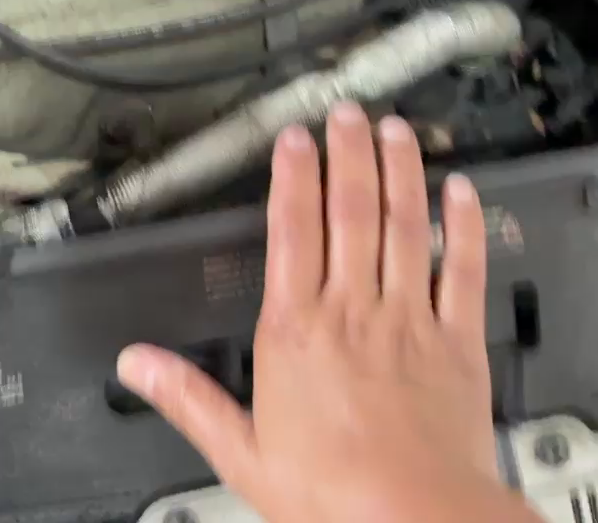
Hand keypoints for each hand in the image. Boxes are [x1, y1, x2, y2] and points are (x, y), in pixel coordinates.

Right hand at [117, 102, 540, 522]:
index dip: (293, 175)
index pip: (293, 228)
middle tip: (346, 112)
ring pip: (404, 228)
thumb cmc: (334, 492)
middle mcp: (352, 309)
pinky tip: (463, 193)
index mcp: (297, 326)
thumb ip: (185, 396)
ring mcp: (409, 321)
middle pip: (351, 212)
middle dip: (347, 155)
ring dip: (399, 173)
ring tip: (395, 131)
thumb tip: (133, 362)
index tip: (293, 138)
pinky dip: (464, 229)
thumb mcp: (240, 449)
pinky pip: (464, 274)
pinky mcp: (458, 345)